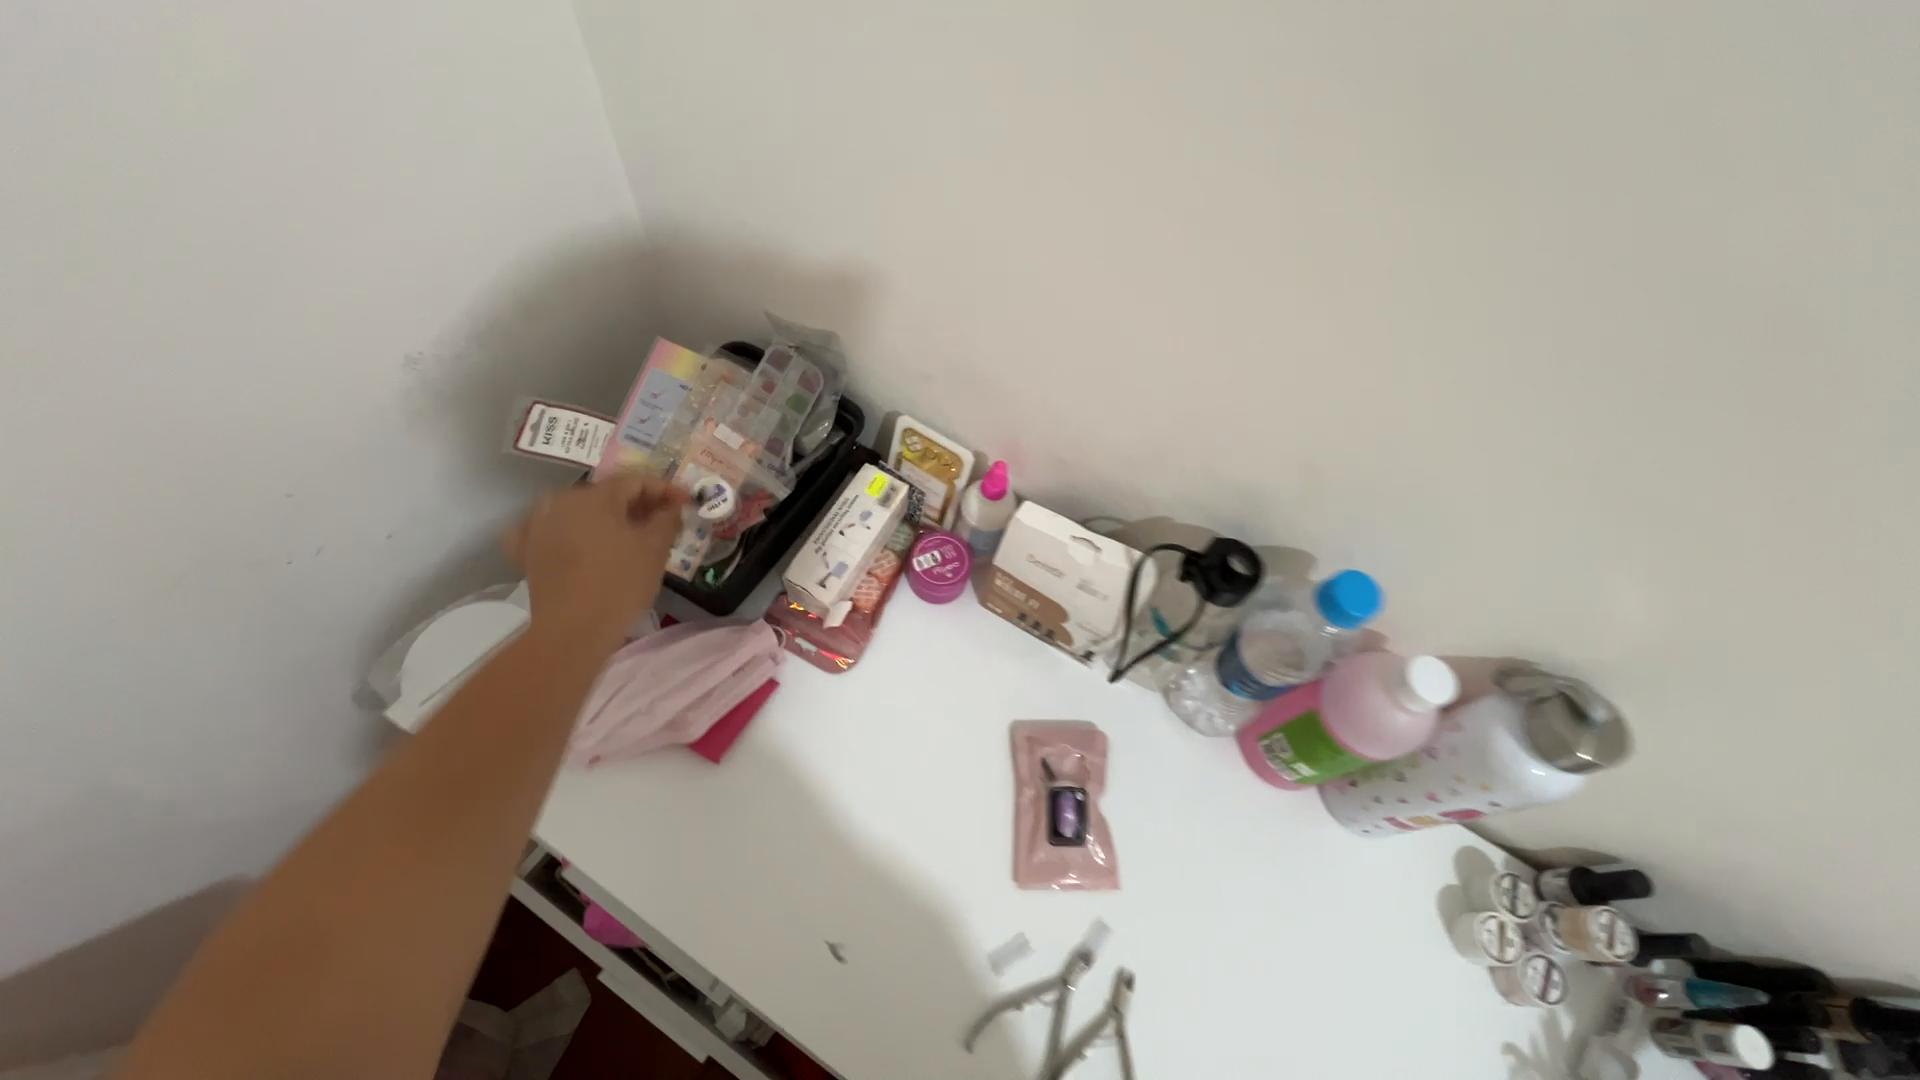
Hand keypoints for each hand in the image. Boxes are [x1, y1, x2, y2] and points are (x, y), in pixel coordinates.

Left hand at [503, 473, 690, 646]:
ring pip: (577, 511)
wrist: (573, 631)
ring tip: (624, 534)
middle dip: (636, 504)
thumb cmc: (620, 584)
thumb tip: (670, 506)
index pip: (636, 481)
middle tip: (662, 521)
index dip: (665, 489)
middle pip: (606, 494)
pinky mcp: (526, 552)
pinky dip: (563, 532)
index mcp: (595, 496)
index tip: (686, 502)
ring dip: (603, 517)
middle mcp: (562, 501)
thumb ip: (666, 519)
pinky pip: (546, 531)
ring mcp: (538, 526)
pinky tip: (572, 541)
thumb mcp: (655, 549)